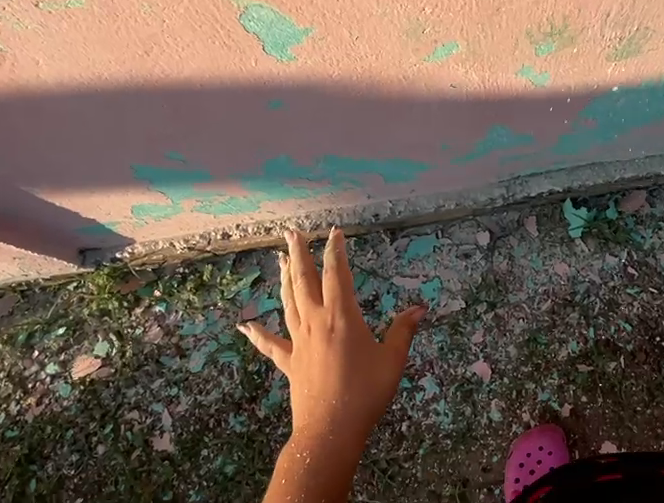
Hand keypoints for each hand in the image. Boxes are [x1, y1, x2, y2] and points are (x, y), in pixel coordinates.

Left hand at [239, 228, 424, 450]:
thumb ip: (403, 331)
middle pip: (304, 281)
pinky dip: (257, 334)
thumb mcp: (392, 359)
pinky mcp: (290, 363)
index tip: (335, 232)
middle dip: (299, 254)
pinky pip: (270, 345)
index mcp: (341, 316)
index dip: (335, 251)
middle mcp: (316, 322)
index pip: (336, 273)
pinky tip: (245, 326)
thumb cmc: (365, 392)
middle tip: (292, 232)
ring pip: (288, 303)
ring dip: (284, 279)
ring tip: (280, 259)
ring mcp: (299, 342)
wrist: (330, 432)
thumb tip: (419, 309)